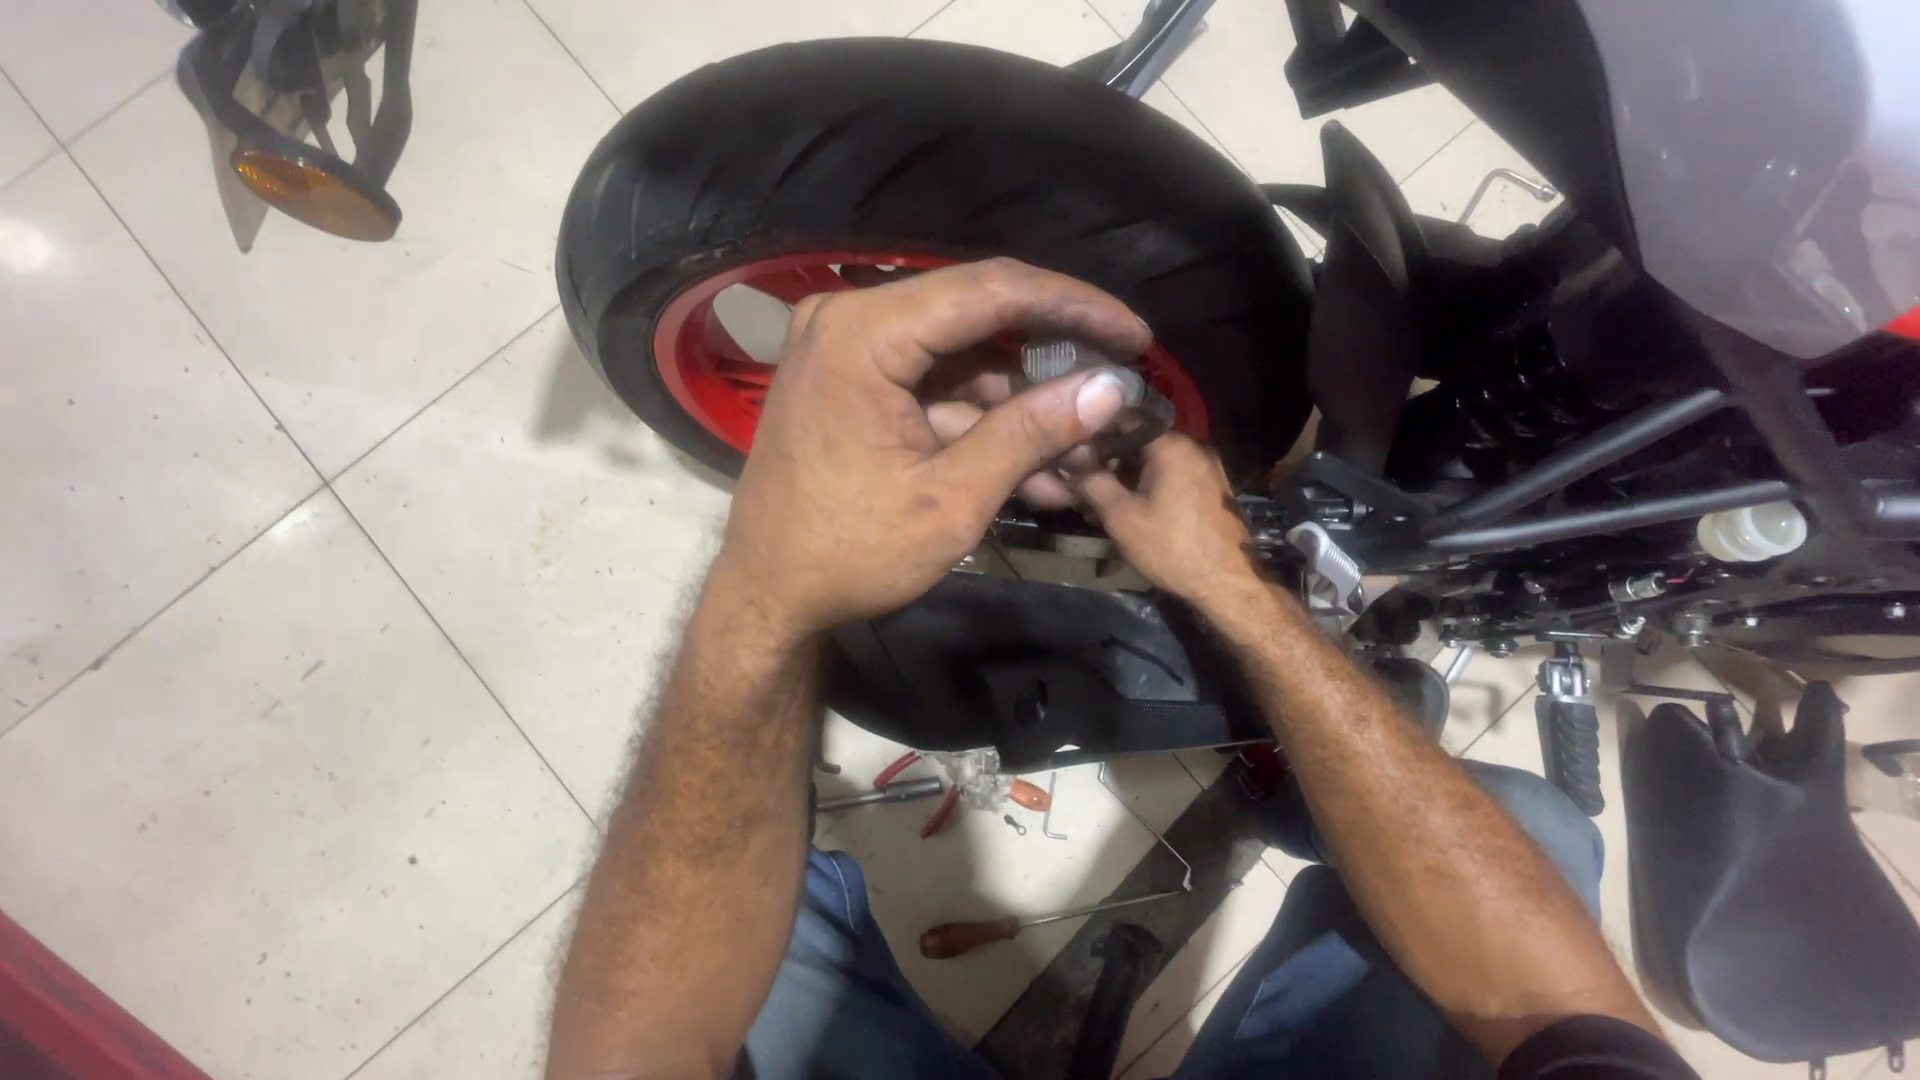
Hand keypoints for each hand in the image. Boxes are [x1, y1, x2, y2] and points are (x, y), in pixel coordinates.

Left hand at [711, 258, 1149, 638]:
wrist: (769, 594)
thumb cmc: (849, 554)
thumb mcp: (951, 501)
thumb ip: (1029, 434)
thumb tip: (1110, 389)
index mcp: (864, 334)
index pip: (991, 290)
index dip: (1074, 306)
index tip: (1134, 334)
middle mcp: (848, 320)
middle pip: (978, 314)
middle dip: (1052, 354)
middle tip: (1115, 382)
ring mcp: (846, 348)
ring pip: (962, 355)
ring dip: (1022, 400)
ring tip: (1084, 445)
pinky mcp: (853, 381)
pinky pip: (933, 384)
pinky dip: (982, 419)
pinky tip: (1035, 462)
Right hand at [1077, 434, 1264, 610]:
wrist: (1227, 584)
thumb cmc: (1170, 546)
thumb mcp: (1120, 516)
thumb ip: (1092, 482)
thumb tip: (1072, 463)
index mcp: (1171, 444)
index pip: (1123, 420)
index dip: (1093, 437)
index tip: (1073, 458)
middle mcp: (1194, 446)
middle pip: (1140, 443)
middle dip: (1109, 464)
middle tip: (1083, 489)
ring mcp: (1207, 468)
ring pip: (1155, 463)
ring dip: (1127, 480)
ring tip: (1101, 507)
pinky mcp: (1213, 489)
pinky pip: (1173, 478)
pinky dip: (1149, 488)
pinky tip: (1132, 512)